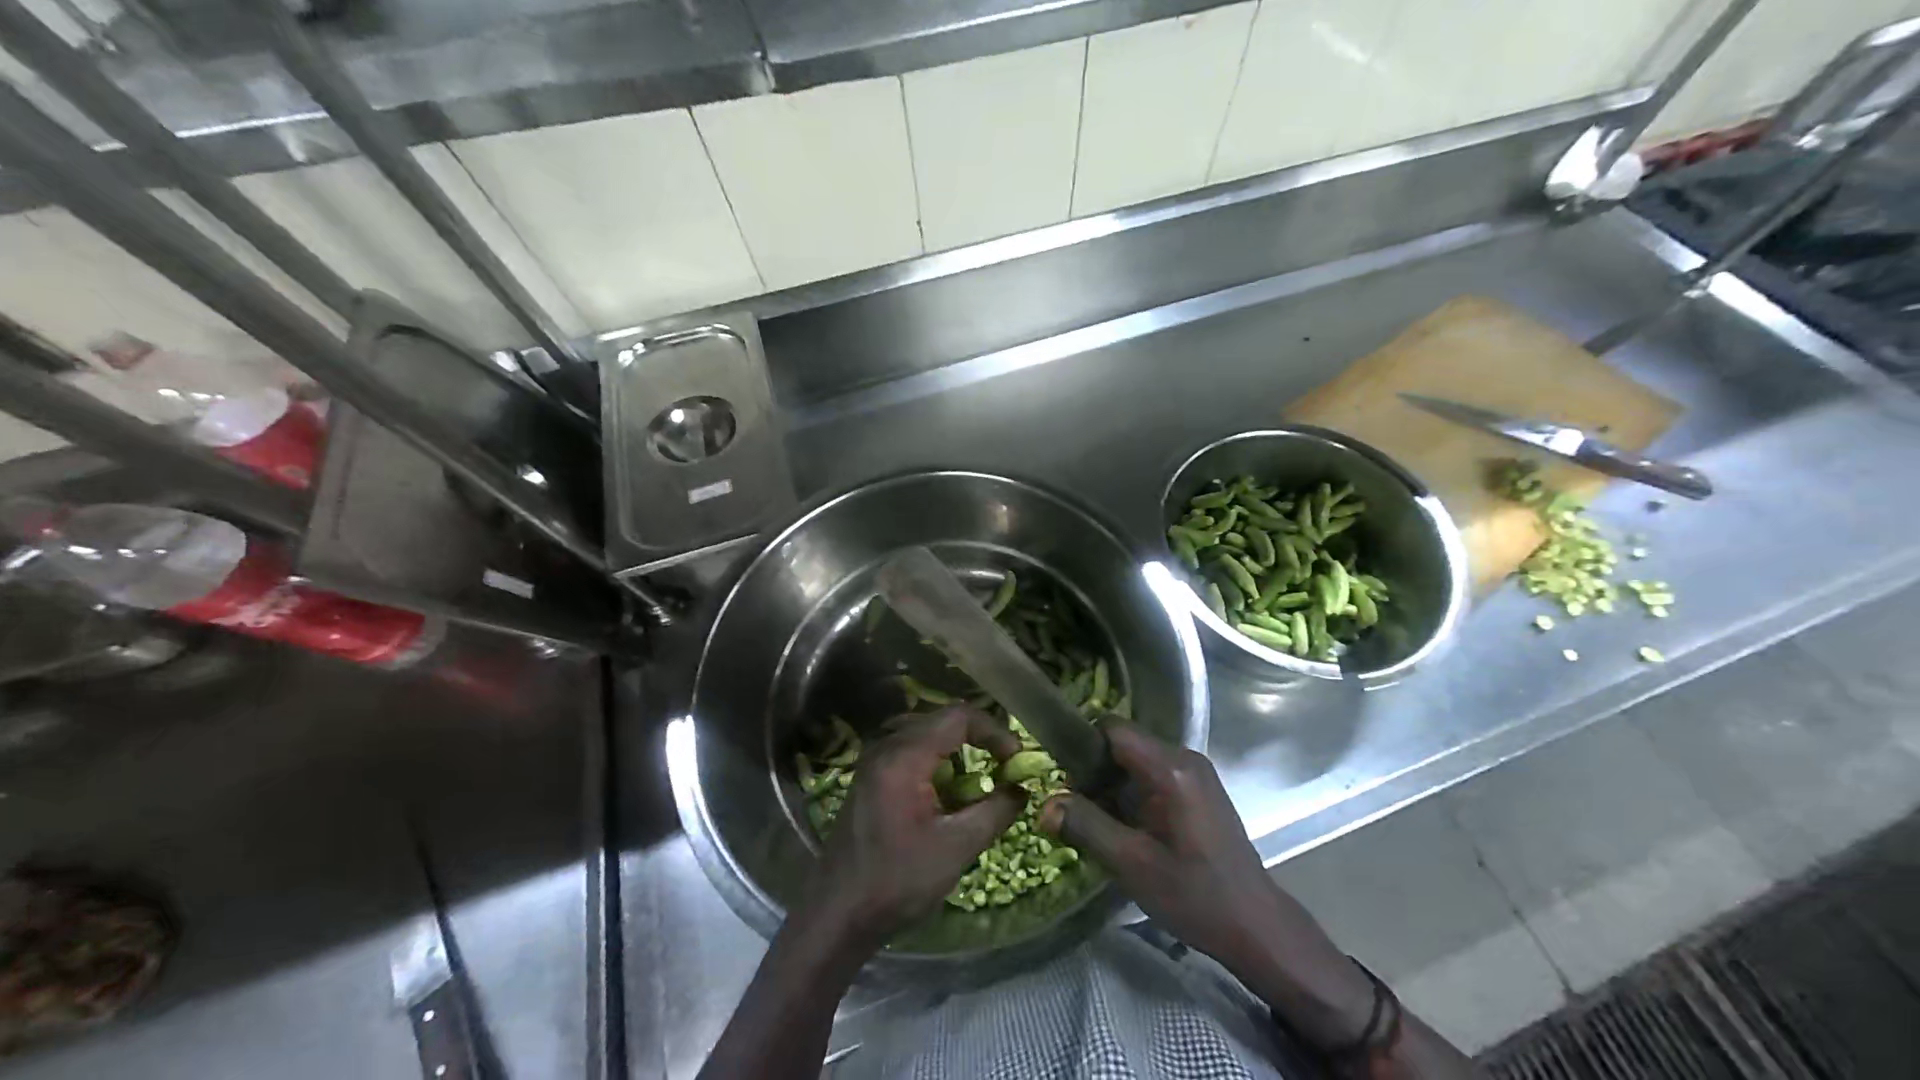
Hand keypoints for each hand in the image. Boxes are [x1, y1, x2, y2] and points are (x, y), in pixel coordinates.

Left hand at [799, 706, 1025, 945]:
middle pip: (940, 720)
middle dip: (977, 737)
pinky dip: (936, 762)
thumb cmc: (898, 881)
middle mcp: (885, 748)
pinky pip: (909, 752)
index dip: (993, 731)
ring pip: (924, 735)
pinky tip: (949, 792)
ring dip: (956, 750)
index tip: (1015, 759)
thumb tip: (1021, 790)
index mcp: (903, 757)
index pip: (957, 717)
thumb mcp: (957, 847)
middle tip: (1003, 764)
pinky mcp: (870, 779)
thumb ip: (995, 811)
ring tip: (981, 776)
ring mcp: (873, 762)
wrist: (838, 914)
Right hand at [1037, 723, 1374, 1046]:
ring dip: (1110, 786)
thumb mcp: (1133, 864)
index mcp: (1172, 768)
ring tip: (1094, 821)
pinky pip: (1151, 777)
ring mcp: (1194, 774)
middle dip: (1093, 771)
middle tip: (1073, 807)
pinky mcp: (1197, 791)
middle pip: (1123, 744)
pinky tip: (1122, 829)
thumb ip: (1087, 826)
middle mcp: (1185, 759)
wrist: (1257, 928)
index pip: (1113, 729)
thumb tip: (1044, 804)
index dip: (1082, 745)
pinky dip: (1129, 795)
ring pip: (1134, 762)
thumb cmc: (1196, 896)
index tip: (1060, 776)